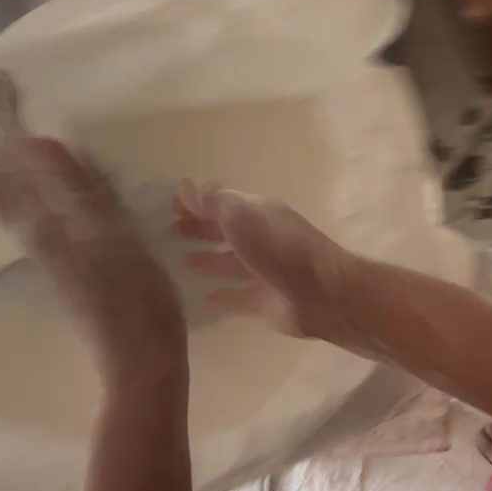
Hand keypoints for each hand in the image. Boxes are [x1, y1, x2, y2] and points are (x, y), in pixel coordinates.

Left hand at [0, 71, 186, 388]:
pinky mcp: (59, 256)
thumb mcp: (113, 238)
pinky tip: (26, 176)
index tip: (0, 75)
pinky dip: (10, 179)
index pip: (9, 156)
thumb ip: (76, 189)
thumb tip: (34, 138)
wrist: (138, 351)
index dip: (1, 114)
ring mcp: (44, 244)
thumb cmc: (136, 296)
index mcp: (44, 220)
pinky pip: (19, 206)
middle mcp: (33, 228)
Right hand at [173, 184, 360, 347]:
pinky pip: (239, 298)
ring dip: (209, 261)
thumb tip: (184, 187)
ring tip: (181, 262)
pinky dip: (223, 296)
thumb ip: (214, 203)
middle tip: (170, 232)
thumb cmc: (281, 248)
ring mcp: (266, 273)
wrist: (322, 293)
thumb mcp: (243, 216)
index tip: (170, 208)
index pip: (225, 204)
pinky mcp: (266, 303)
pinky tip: (203, 298)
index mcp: (261, 214)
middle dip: (202, 230)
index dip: (199, 204)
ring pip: (232, 264)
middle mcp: (264, 240)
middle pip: (228, 232)